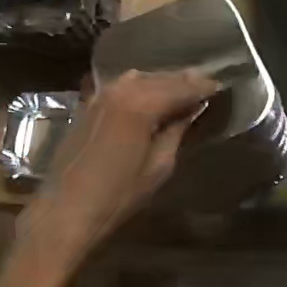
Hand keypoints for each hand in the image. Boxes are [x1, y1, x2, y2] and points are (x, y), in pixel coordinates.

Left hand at [16, 70, 218, 260]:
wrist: (67, 209)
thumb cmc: (118, 195)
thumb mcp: (158, 166)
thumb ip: (176, 131)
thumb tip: (191, 110)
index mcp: (141, 104)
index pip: (181, 87)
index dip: (203, 87)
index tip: (220, 87)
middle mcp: (121, 90)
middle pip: (161, 78)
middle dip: (185, 80)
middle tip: (207, 84)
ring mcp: (102, 95)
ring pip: (141, 79)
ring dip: (163, 82)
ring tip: (183, 90)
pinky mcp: (90, 104)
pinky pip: (123, 86)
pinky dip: (141, 88)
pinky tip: (152, 97)